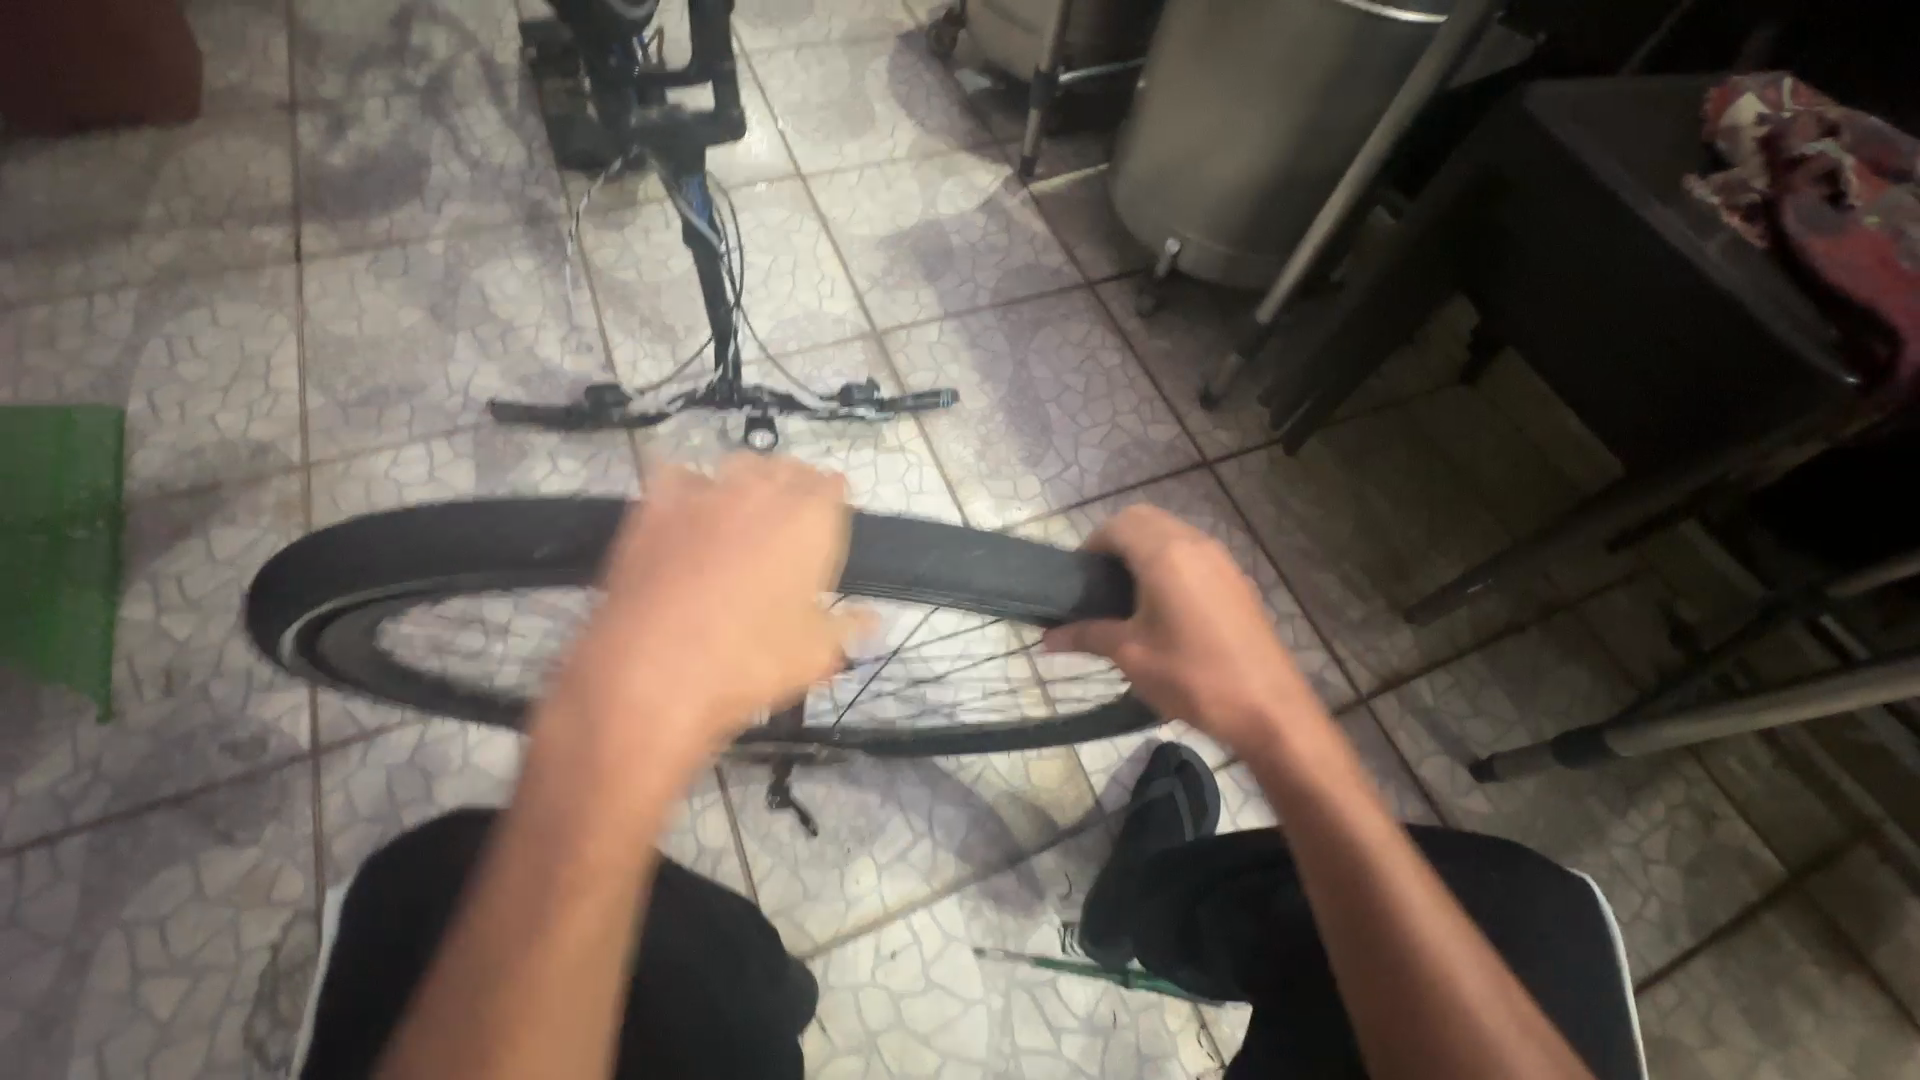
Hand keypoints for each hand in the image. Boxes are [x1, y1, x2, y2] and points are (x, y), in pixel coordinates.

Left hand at [548, 455, 868, 773]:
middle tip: (792, 526)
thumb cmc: (749, 663)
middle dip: (796, 488)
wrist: (651, 672)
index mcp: (810, 520)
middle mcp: (760, 493)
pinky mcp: (656, 506)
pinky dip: (693, 489)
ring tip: (747, 516)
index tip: (830, 529)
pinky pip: (682, 477)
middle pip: (788, 468)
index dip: (834, 504)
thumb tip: (873, 620)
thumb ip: (850, 627)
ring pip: (738, 465)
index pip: (834, 486)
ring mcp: (705, 494)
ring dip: (750, 483)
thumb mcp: (817, 655)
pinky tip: (692, 515)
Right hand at [1042, 505, 1329, 757]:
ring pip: (1172, 532)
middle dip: (1116, 541)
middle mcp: (1194, 544)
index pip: (1117, 524)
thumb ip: (1087, 636)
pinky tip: (1164, 606)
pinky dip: (1170, 562)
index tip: (1078, 579)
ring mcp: (1221, 560)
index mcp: (1164, 555)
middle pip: (1145, 519)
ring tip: (1128, 595)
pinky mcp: (1237, 580)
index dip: (1091, 544)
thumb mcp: (1131, 656)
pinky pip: (1194, 552)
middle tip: (1099, 583)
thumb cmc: (1192, 678)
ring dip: (1145, 549)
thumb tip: (1046, 638)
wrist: (1269, 709)